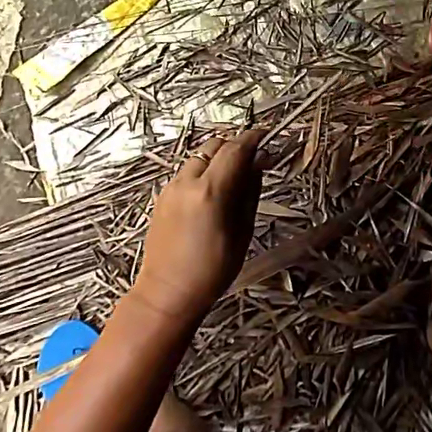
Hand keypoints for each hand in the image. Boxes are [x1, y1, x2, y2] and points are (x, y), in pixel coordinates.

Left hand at [133, 130, 266, 322]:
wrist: (167, 293)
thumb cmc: (212, 271)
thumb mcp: (243, 230)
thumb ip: (250, 191)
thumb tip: (258, 165)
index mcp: (210, 191)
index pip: (235, 148)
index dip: (255, 139)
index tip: (269, 138)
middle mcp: (187, 182)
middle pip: (215, 145)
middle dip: (237, 147)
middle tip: (256, 160)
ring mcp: (171, 188)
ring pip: (199, 157)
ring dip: (219, 159)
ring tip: (236, 177)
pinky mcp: (162, 197)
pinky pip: (187, 173)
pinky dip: (204, 172)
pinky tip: (216, 192)